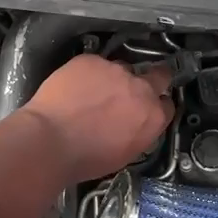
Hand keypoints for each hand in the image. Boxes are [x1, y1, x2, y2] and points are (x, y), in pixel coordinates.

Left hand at [19, 55, 172, 182]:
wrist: (51, 141)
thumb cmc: (86, 158)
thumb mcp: (125, 153)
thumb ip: (138, 131)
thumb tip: (134, 124)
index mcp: (153, 116)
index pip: (167, 104)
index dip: (156, 105)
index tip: (146, 108)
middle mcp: (141, 89)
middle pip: (158, 75)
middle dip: (150, 80)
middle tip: (131, 90)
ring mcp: (116, 70)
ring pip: (121, 68)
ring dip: (112, 78)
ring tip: (92, 93)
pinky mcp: (91, 60)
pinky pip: (95, 63)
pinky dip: (87, 73)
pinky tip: (74, 87)